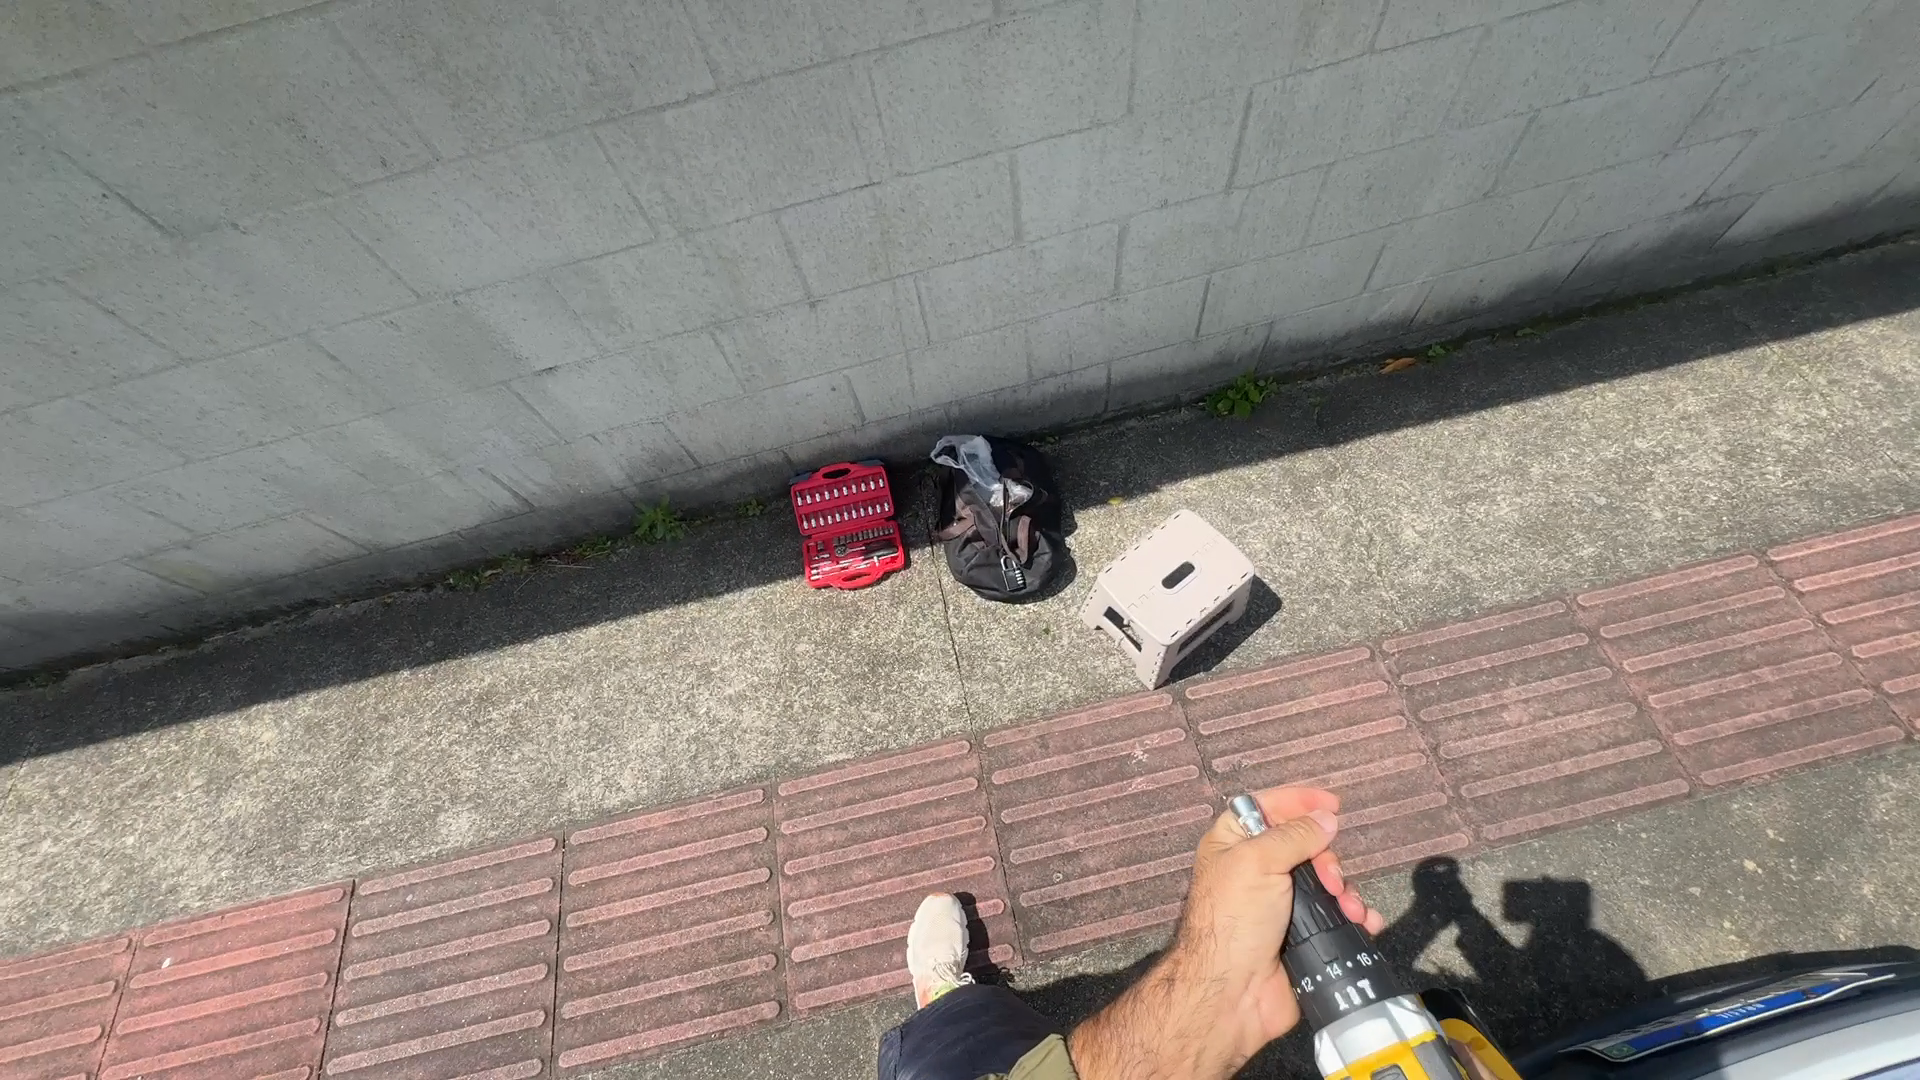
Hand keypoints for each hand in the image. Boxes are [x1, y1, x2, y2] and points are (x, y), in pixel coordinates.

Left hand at [1067, 787, 1384, 1079]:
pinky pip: (1334, 914)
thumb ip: (1293, 835)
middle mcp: (1255, 865)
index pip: (1267, 806)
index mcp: (1234, 840)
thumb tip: (1325, 817)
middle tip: (1332, 879)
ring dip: (1344, 890)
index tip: (1332, 803)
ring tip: (1349, 909)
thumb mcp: (1257, 862)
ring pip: (1324, 879)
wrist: (1233, 989)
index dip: (1298, 800)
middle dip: (1327, 857)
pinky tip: (1364, 922)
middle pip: (1304, 843)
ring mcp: (1280, 900)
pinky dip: (1353, 915)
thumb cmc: (1234, 917)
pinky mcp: (1301, 931)